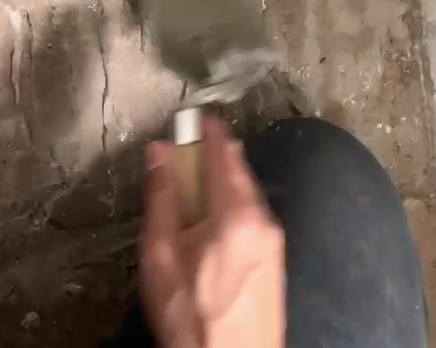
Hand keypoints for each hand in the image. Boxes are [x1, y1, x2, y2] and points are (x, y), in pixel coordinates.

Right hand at [140, 116, 286, 347]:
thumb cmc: (191, 316)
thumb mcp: (160, 254)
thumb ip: (161, 196)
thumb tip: (159, 150)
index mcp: (236, 214)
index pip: (223, 151)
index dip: (206, 129)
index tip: (191, 118)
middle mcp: (263, 221)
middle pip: (238, 170)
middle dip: (212, 155)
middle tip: (184, 154)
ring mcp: (275, 244)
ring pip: (246, 193)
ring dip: (221, 181)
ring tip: (192, 190)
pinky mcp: (276, 263)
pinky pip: (253, 216)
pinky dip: (231, 205)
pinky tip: (211, 223)